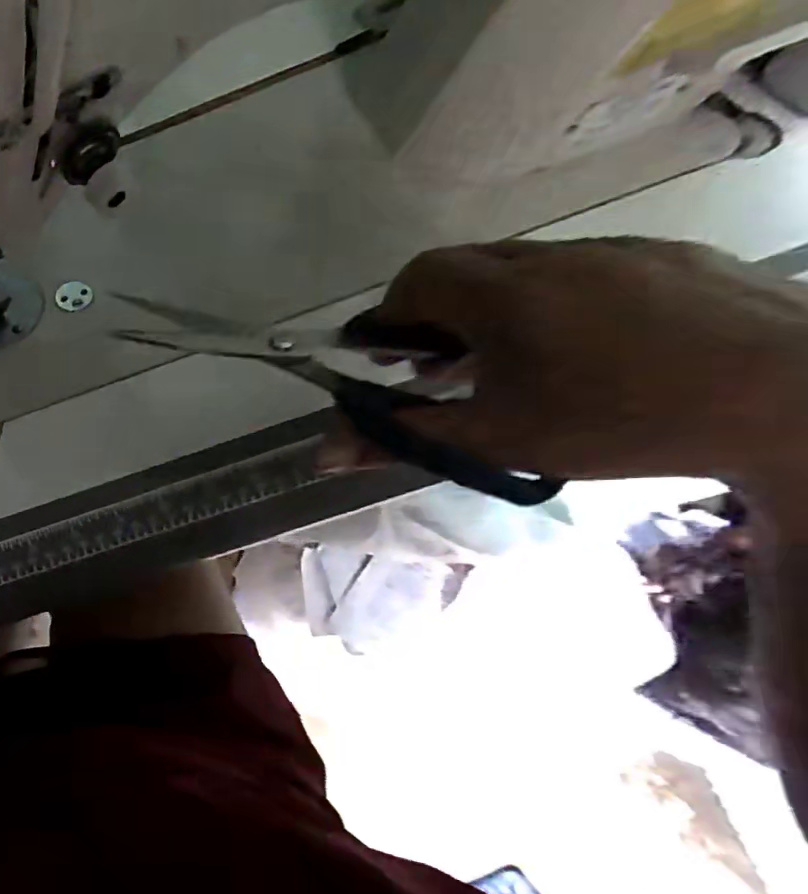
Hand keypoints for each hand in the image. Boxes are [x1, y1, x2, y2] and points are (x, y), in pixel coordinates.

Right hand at [323, 239, 807, 496]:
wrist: (801, 398)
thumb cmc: (623, 420)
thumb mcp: (495, 439)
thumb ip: (401, 438)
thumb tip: (321, 455)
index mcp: (509, 296)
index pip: (420, 276)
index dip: (389, 311)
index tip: (385, 354)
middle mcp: (559, 259)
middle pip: (466, 262)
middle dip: (432, 308)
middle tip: (434, 364)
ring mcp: (623, 251)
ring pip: (523, 264)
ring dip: (489, 305)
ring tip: (501, 362)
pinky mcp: (675, 257)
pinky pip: (583, 266)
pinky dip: (550, 299)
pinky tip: (577, 349)